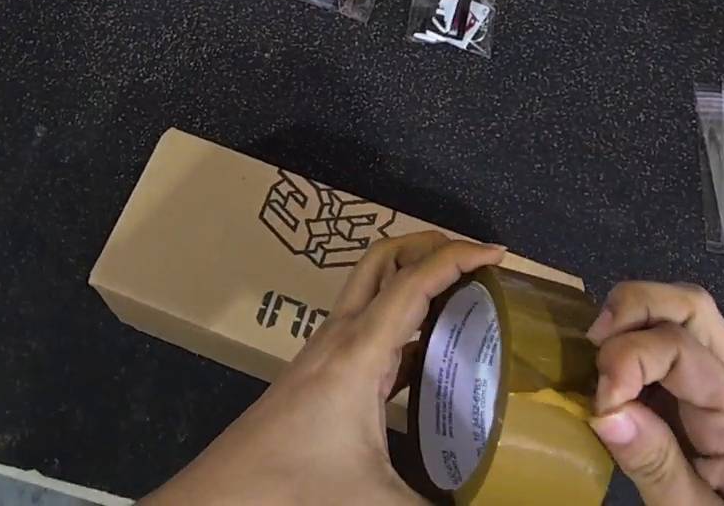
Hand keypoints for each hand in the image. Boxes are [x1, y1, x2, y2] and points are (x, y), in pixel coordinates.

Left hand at [144, 233, 505, 504]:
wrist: (224, 496)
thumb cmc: (296, 486)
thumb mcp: (376, 501)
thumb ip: (437, 503)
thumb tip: (495, 501)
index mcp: (362, 348)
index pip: (416, 279)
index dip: (459, 256)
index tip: (499, 255)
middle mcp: (344, 332)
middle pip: (386, 258)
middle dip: (430, 244)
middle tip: (474, 261)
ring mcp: (329, 346)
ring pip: (373, 284)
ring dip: (413, 274)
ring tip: (458, 295)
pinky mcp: (322, 367)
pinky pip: (369, 321)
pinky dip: (401, 315)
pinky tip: (425, 349)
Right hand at [586, 282, 723, 505]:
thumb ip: (657, 469)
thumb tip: (605, 411)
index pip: (680, 346)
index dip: (627, 359)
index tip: (600, 406)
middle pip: (692, 307)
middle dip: (633, 307)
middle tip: (593, 346)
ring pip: (686, 313)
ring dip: (636, 317)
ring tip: (601, 355)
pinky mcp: (712, 400)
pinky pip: (678, 341)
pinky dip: (639, 338)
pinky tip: (616, 374)